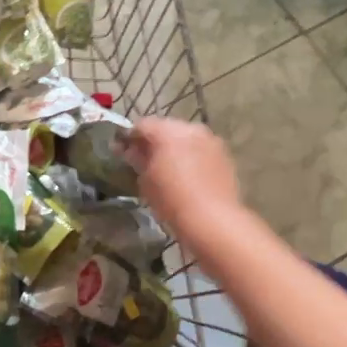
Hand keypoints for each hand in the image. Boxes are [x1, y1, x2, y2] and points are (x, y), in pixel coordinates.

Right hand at [124, 117, 244, 242]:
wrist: (213, 221)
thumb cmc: (171, 199)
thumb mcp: (146, 180)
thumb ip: (137, 159)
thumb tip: (130, 150)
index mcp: (168, 131)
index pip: (142, 125)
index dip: (130, 137)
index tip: (123, 151)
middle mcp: (191, 129)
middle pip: (166, 128)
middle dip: (154, 141)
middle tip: (144, 160)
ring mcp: (211, 141)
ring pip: (185, 137)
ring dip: (174, 148)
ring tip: (166, 169)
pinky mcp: (224, 155)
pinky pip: (200, 149)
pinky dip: (191, 156)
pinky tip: (186, 175)